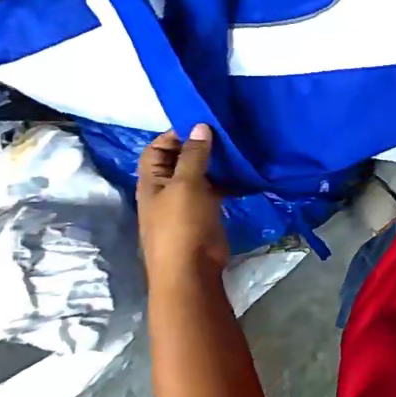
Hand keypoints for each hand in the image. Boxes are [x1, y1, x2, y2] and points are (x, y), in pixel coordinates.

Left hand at [137, 124, 229, 278]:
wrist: (191, 272)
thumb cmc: (182, 226)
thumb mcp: (186, 184)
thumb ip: (193, 155)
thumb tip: (199, 126)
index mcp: (152, 181)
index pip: (156, 148)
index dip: (175, 134)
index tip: (202, 124)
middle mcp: (165, 190)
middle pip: (179, 160)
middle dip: (198, 146)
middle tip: (225, 133)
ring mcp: (185, 204)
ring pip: (199, 175)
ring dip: (215, 164)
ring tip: (237, 149)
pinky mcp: (204, 215)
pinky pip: (214, 192)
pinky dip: (227, 182)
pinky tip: (243, 175)